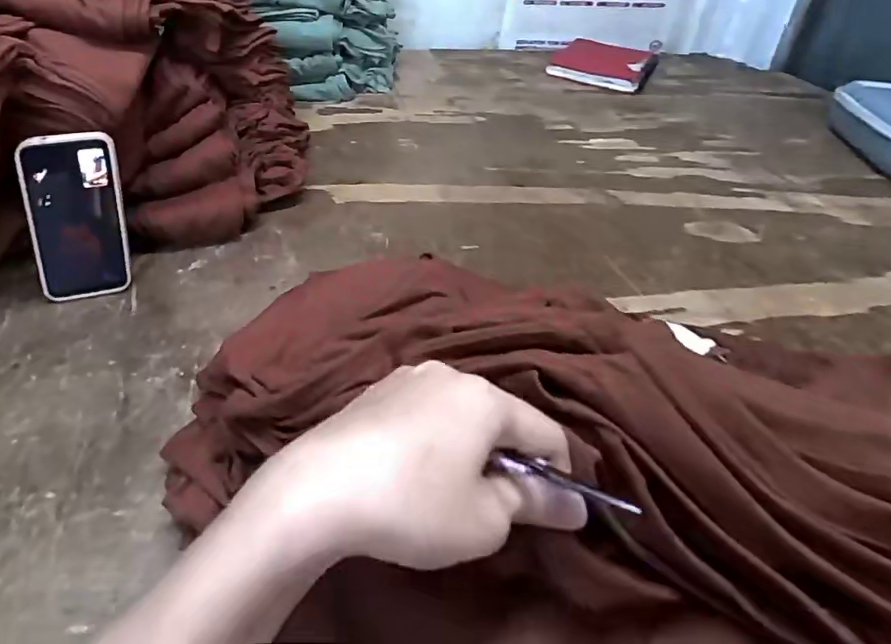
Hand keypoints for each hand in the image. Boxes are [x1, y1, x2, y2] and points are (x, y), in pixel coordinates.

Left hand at [236, 360, 587, 570]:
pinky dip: (438, 439)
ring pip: (459, 412)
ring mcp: (404, 378)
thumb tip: (571, 502)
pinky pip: (425, 413)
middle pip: (499, 416)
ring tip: (464, 491)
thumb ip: (532, 503)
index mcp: (481, 395)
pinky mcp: (374, 391)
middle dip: (515, 458)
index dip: (565, 473)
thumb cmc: (414, 502)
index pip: (546, 430)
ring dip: (473, 447)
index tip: (566, 511)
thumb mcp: (485, 517)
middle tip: (512, 508)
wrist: (320, 485)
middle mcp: (444, 373)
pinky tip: (422, 471)